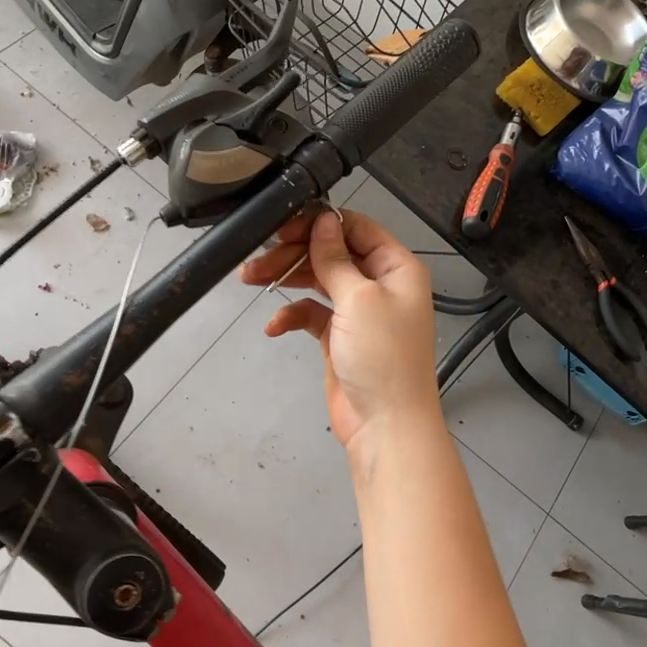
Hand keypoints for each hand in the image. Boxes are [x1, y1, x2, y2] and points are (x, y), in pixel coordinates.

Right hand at [240, 209, 440, 452]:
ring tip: (249, 278)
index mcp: (397, 268)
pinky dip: (292, 316)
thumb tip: (324, 221)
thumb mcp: (358, 299)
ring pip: (318, 280)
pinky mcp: (339, 337)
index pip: (358, 229)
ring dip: (286, 278)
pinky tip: (274, 327)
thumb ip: (336, 259)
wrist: (386, 425)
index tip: (284, 226)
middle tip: (259, 256)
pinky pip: (311, 314)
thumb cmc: (382, 356)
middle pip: (332, 253)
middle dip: (295, 253)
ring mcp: (359, 311)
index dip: (321, 224)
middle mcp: (380, 284)